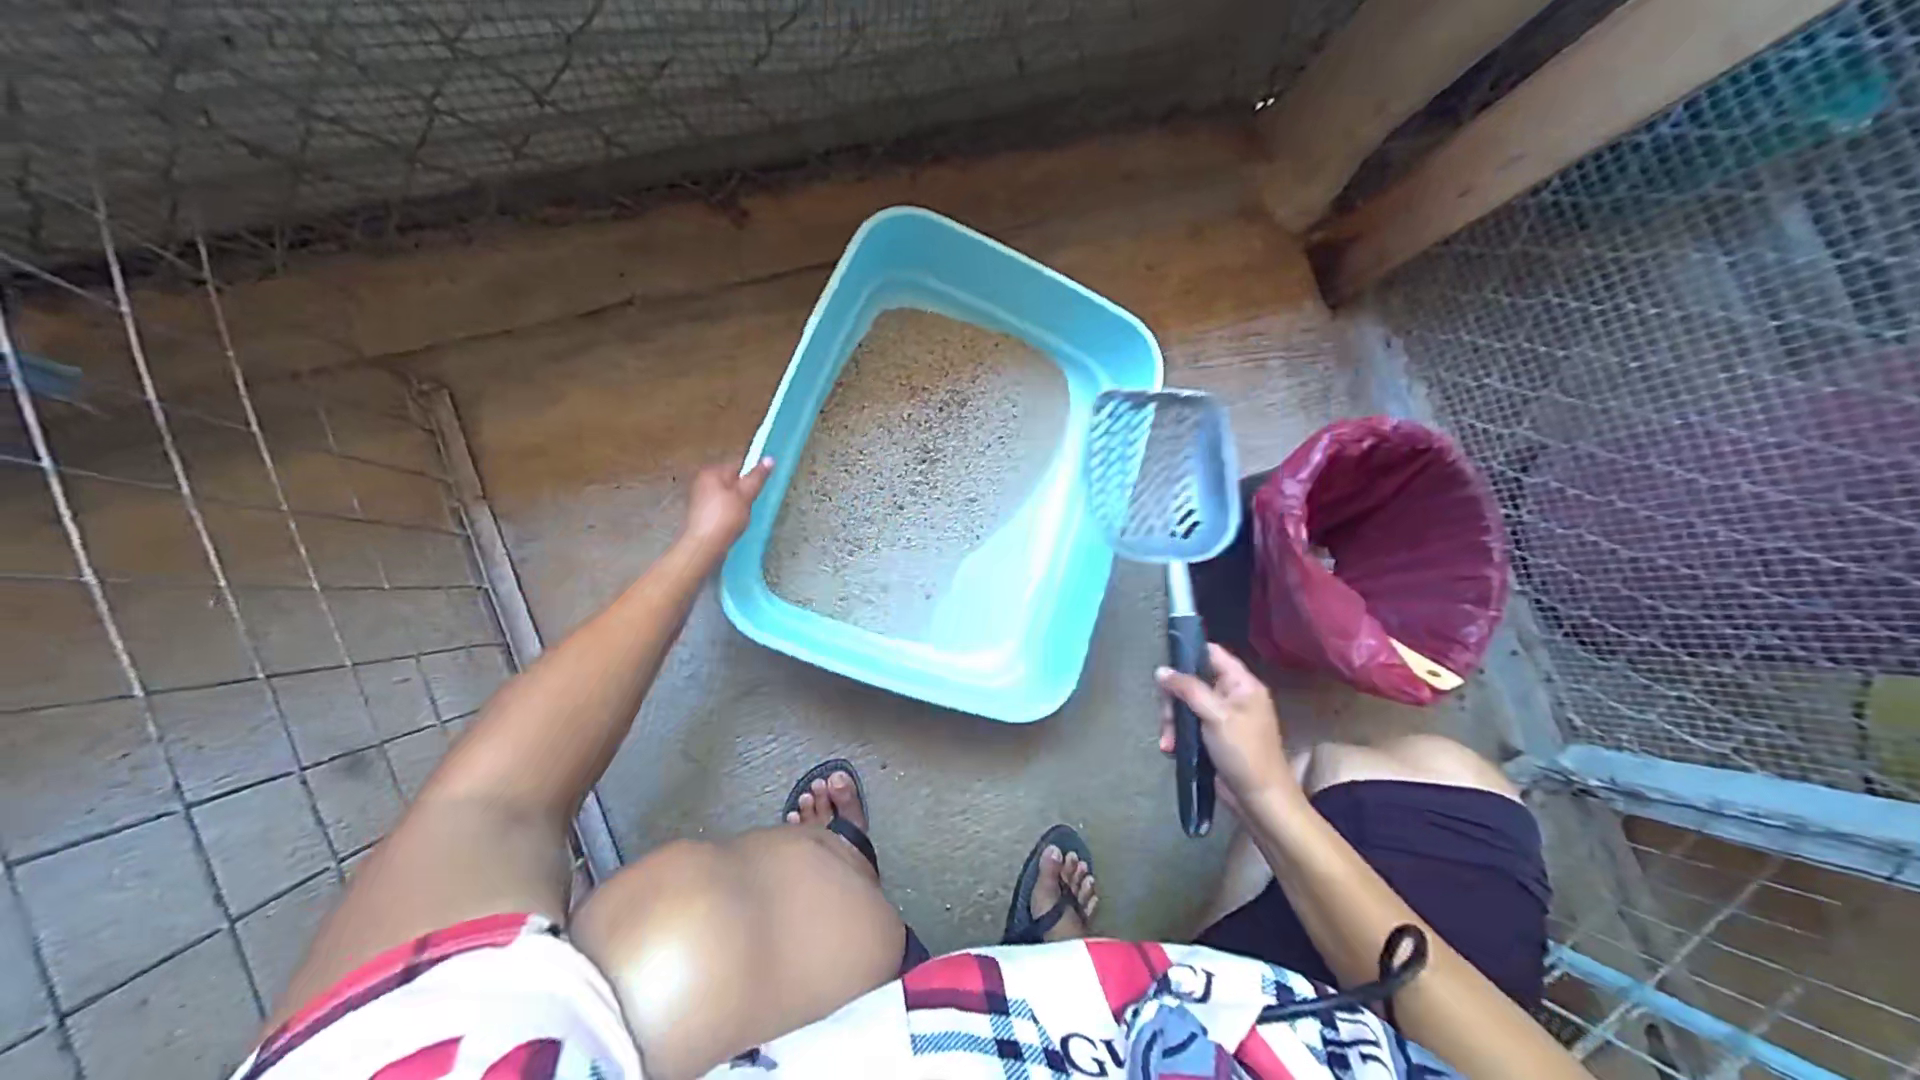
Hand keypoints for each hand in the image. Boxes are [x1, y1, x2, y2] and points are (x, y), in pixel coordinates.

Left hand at [681, 457, 772, 549]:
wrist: (705, 546)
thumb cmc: (726, 517)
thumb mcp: (746, 495)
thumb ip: (757, 477)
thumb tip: (770, 458)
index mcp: (712, 472)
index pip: (738, 465)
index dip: (752, 476)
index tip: (758, 489)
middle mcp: (702, 480)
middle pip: (732, 480)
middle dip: (744, 490)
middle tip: (750, 503)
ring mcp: (699, 497)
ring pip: (727, 494)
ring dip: (737, 503)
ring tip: (742, 515)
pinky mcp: (700, 513)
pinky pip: (720, 506)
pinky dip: (728, 512)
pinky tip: (732, 523)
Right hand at [1156, 644, 1297, 809]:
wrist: (1260, 800)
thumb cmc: (1244, 752)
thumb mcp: (1215, 715)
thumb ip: (1188, 689)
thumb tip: (1161, 670)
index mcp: (1242, 684)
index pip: (1211, 653)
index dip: (1188, 653)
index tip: (1164, 663)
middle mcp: (1231, 696)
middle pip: (1191, 681)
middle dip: (1174, 699)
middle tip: (1166, 717)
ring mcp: (1221, 717)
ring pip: (1185, 705)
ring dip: (1173, 722)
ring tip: (1168, 741)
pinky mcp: (1212, 736)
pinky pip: (1188, 725)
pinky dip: (1177, 735)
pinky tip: (1170, 748)